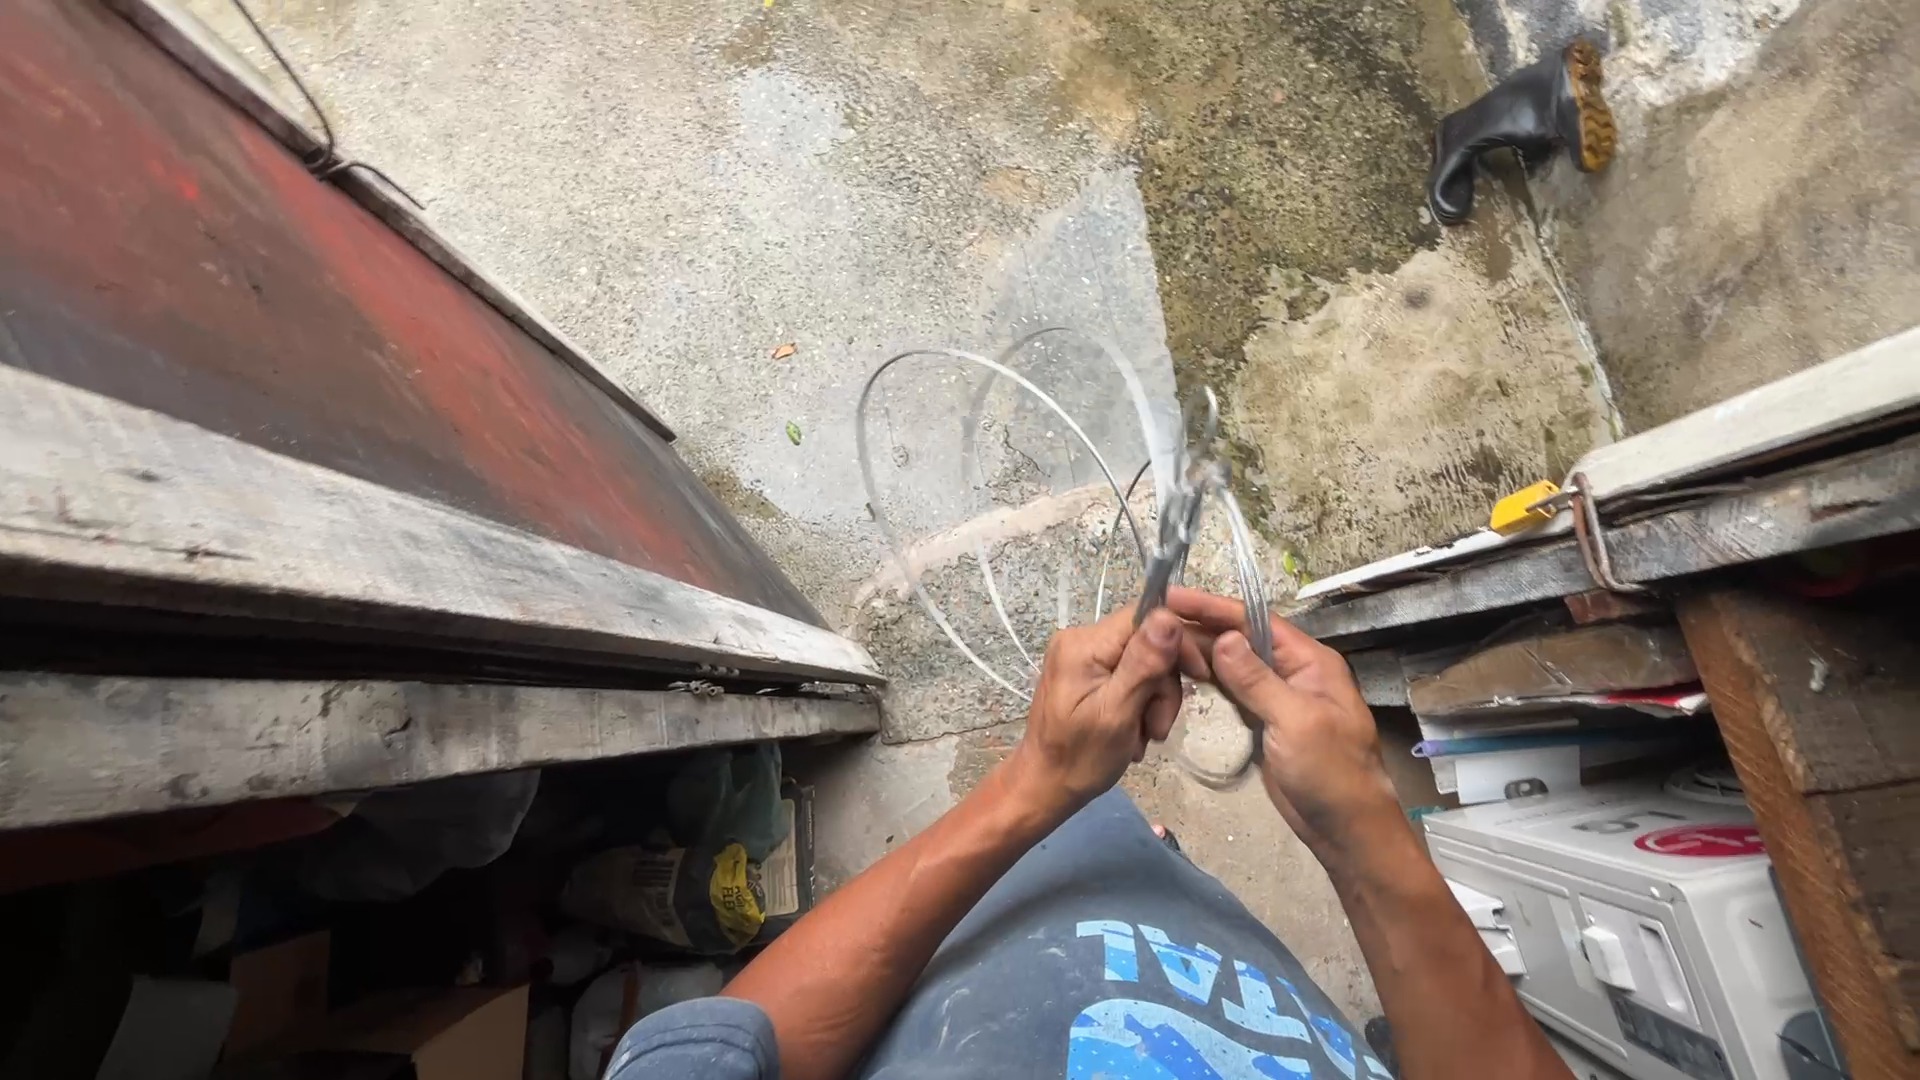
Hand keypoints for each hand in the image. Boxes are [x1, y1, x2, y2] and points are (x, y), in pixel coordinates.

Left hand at [1008, 605, 1197, 811]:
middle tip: (1157, 727)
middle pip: (1148, 641)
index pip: (1146, 616)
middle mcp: (1081, 639)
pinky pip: (1129, 676)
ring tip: (1144, 736)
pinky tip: (1134, 732)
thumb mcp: (1118, 713)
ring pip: (1144, 662)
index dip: (1178, 642)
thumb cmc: (1079, 757)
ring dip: (1154, 701)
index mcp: (1084, 644)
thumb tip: (1169, 617)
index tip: (1199, 677)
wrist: (1045, 785)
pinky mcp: (1087, 674)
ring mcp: (1082, 656)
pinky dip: (1140, 704)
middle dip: (1163, 685)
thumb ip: (1144, 664)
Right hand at [1166, 588, 1400, 856]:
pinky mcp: (1262, 717)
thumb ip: (1257, 681)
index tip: (1174, 595)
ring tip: (1160, 641)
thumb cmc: (1331, 774)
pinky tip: (1180, 671)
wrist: (1346, 831)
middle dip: (1200, 626)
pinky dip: (1206, 678)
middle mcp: (1292, 670)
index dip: (1214, 607)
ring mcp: (1276, 694)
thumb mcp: (1296, 722)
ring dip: (1199, 651)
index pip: (1256, 621)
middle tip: (1156, 619)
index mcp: (1310, 661)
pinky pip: (1230, 687)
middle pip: (1240, 637)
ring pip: (1232, 661)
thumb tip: (1221, 639)